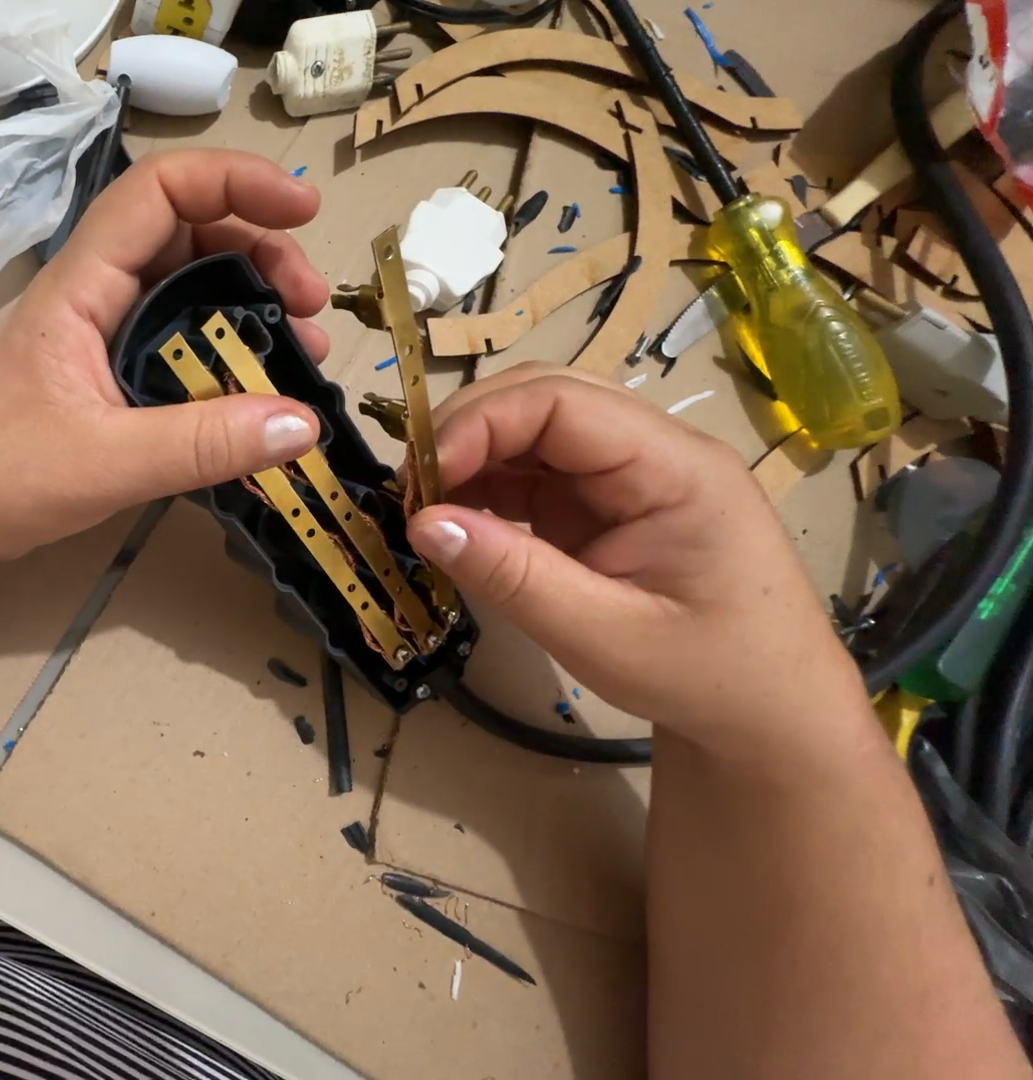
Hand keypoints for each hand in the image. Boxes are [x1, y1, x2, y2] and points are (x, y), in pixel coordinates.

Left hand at [0, 149, 330, 565]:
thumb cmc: (4, 479)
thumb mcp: (109, 463)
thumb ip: (204, 446)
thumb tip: (303, 424)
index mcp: (79, 289)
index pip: (158, 192)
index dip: (234, 181)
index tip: (301, 212)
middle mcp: (91, 296)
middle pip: (184, 233)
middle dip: (258, 252)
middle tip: (309, 307)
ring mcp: (97, 334)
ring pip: (183, 287)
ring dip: (246, 304)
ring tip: (299, 348)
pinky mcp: (103, 373)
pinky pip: (173, 341)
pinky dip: (220, 351)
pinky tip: (253, 388)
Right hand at [404, 364, 864, 753]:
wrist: (762, 710)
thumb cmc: (703, 675)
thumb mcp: (602, 636)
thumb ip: (511, 577)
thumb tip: (421, 524)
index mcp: (673, 468)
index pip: (560, 402)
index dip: (478, 424)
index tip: (422, 479)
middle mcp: (647, 451)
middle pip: (540, 397)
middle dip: (463, 430)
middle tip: (411, 489)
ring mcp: (619, 474)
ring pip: (526, 428)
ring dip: (465, 455)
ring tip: (421, 506)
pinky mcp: (593, 500)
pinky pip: (524, 469)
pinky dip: (476, 485)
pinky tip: (450, 518)